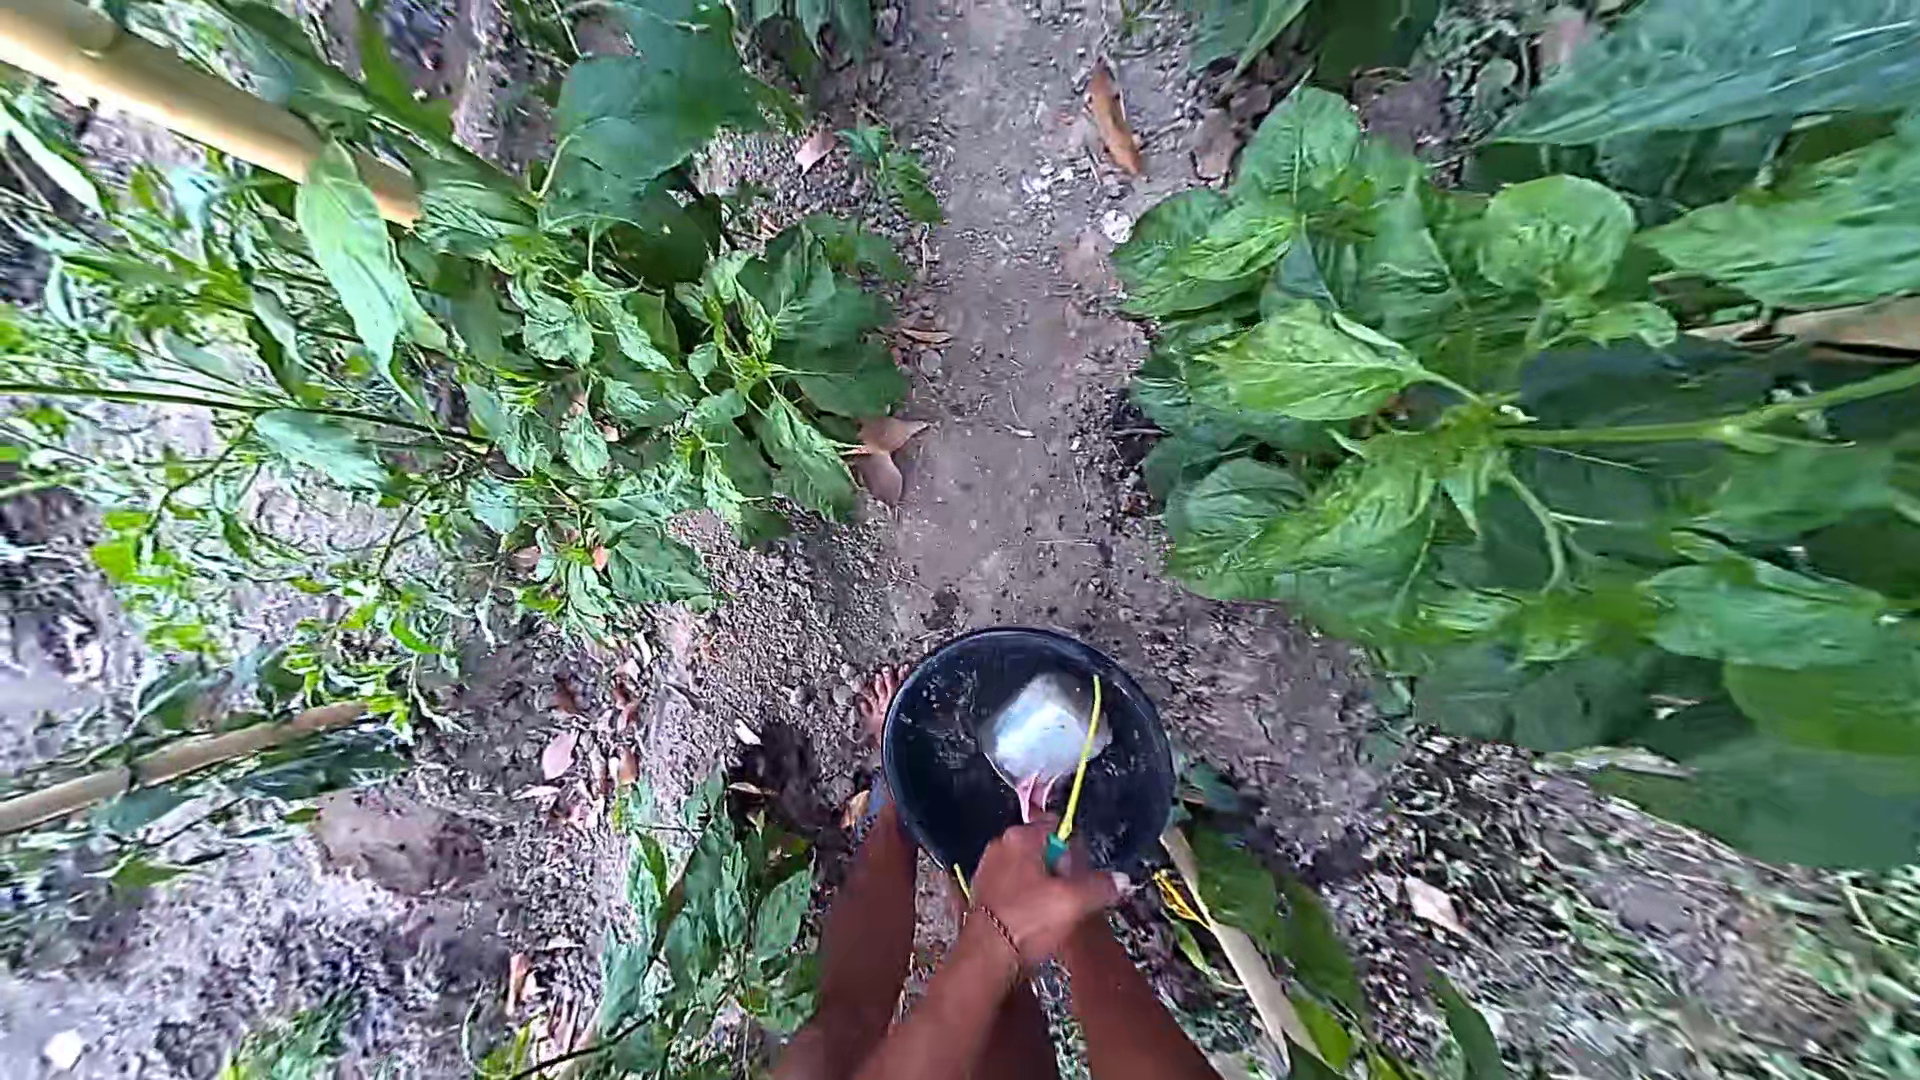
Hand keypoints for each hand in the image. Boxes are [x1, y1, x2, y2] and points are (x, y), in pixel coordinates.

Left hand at [969, 817, 1126, 965]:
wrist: (985, 958)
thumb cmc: (1029, 921)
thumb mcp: (1072, 903)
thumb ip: (1099, 886)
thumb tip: (1122, 880)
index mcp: (1020, 836)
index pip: (1056, 825)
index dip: (1074, 847)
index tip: (1081, 873)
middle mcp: (1001, 843)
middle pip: (1042, 847)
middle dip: (1059, 869)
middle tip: (1069, 898)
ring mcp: (988, 867)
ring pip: (1027, 868)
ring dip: (1042, 885)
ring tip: (1052, 915)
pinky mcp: (982, 891)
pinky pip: (1013, 886)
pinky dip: (1025, 898)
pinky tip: (1032, 922)